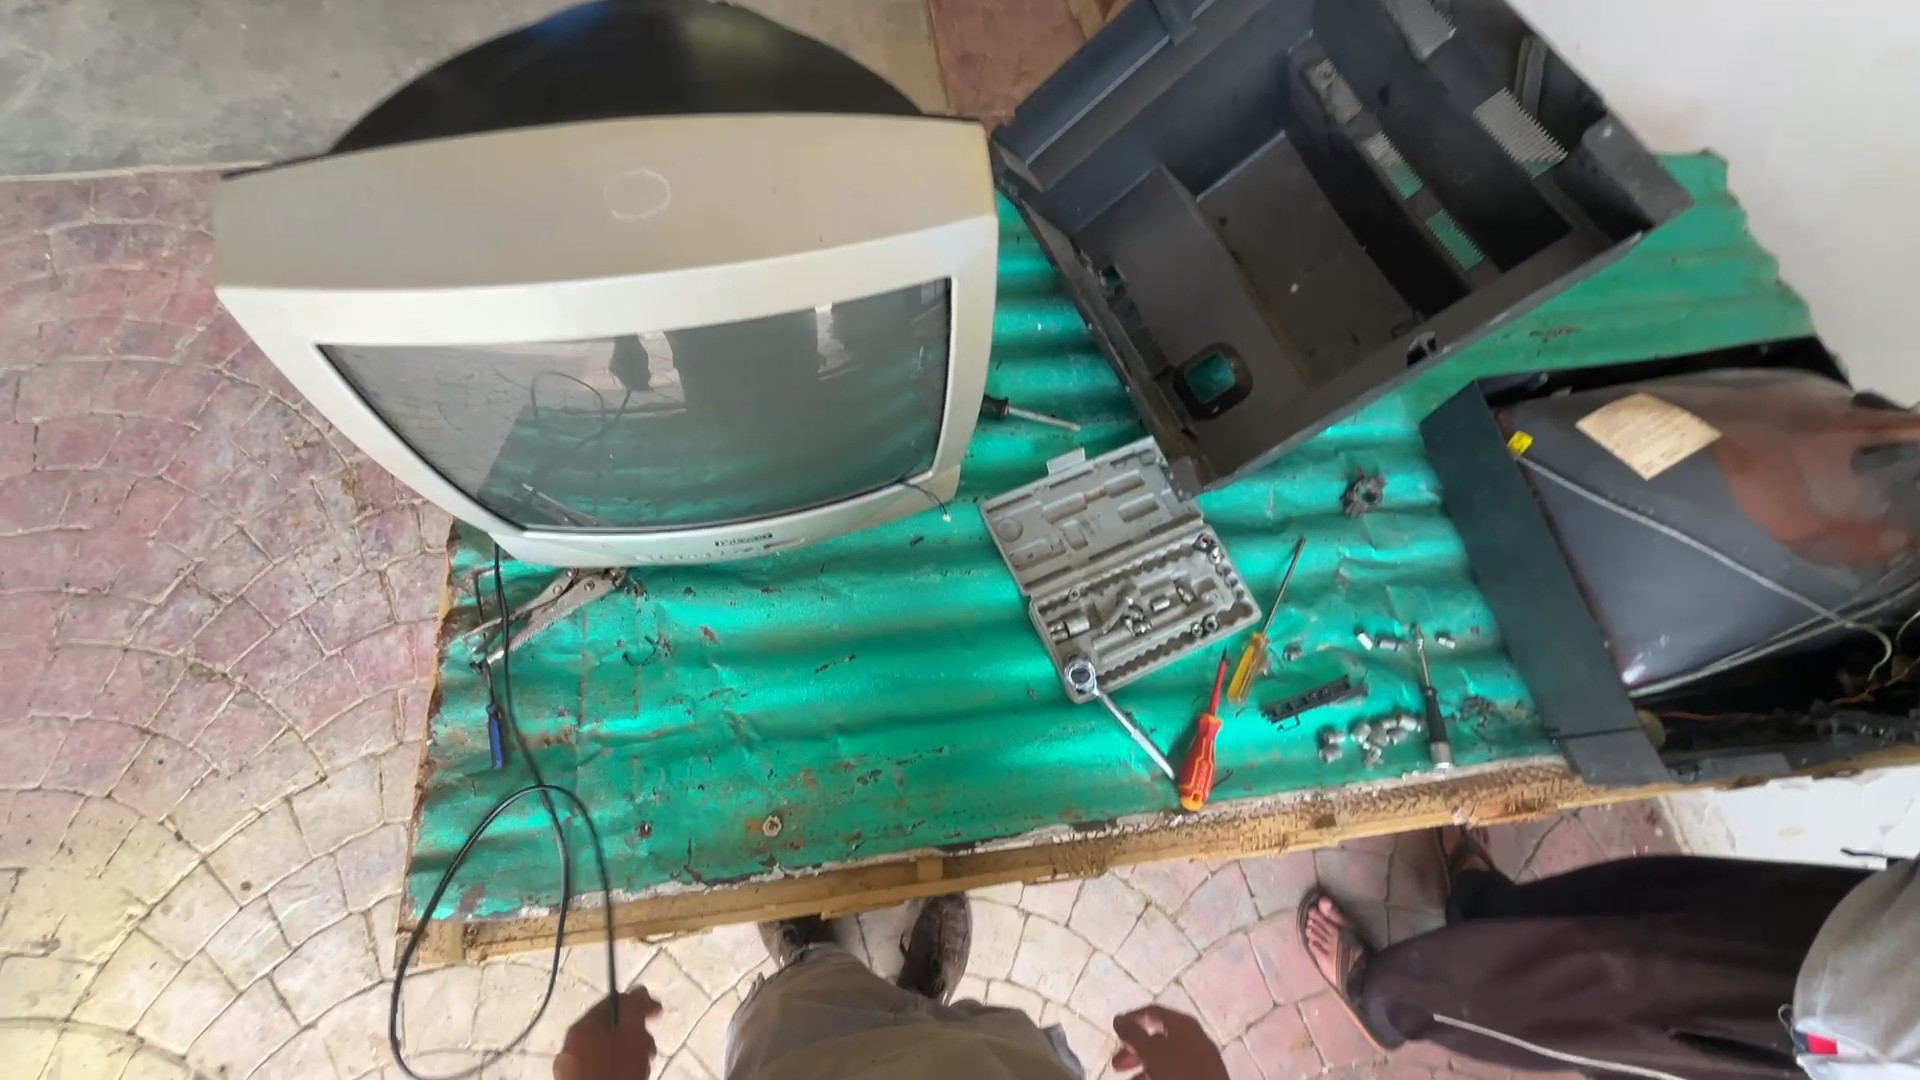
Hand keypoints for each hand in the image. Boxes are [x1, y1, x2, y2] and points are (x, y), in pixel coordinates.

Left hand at [554, 989, 663, 1079]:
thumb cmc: (615, 1074)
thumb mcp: (632, 1035)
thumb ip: (636, 1007)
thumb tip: (638, 990)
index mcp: (581, 1028)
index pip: (614, 1001)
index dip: (639, 1004)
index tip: (658, 1015)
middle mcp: (569, 1046)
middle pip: (610, 1026)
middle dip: (635, 1034)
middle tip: (649, 1048)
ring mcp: (568, 1070)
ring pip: (606, 1048)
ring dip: (628, 1052)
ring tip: (641, 1066)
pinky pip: (598, 1067)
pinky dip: (615, 1067)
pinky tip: (629, 1076)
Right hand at [1111, 1005, 1227, 1079]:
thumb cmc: (1179, 1073)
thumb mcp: (1151, 1052)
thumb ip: (1133, 1034)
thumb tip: (1119, 1019)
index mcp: (1183, 1023)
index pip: (1152, 1012)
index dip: (1132, 1018)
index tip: (1116, 1030)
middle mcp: (1193, 1037)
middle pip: (1158, 1037)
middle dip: (1135, 1049)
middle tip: (1117, 1063)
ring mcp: (1201, 1059)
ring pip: (1166, 1058)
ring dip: (1144, 1067)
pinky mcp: (1203, 1078)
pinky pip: (1175, 1071)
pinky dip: (1158, 1074)